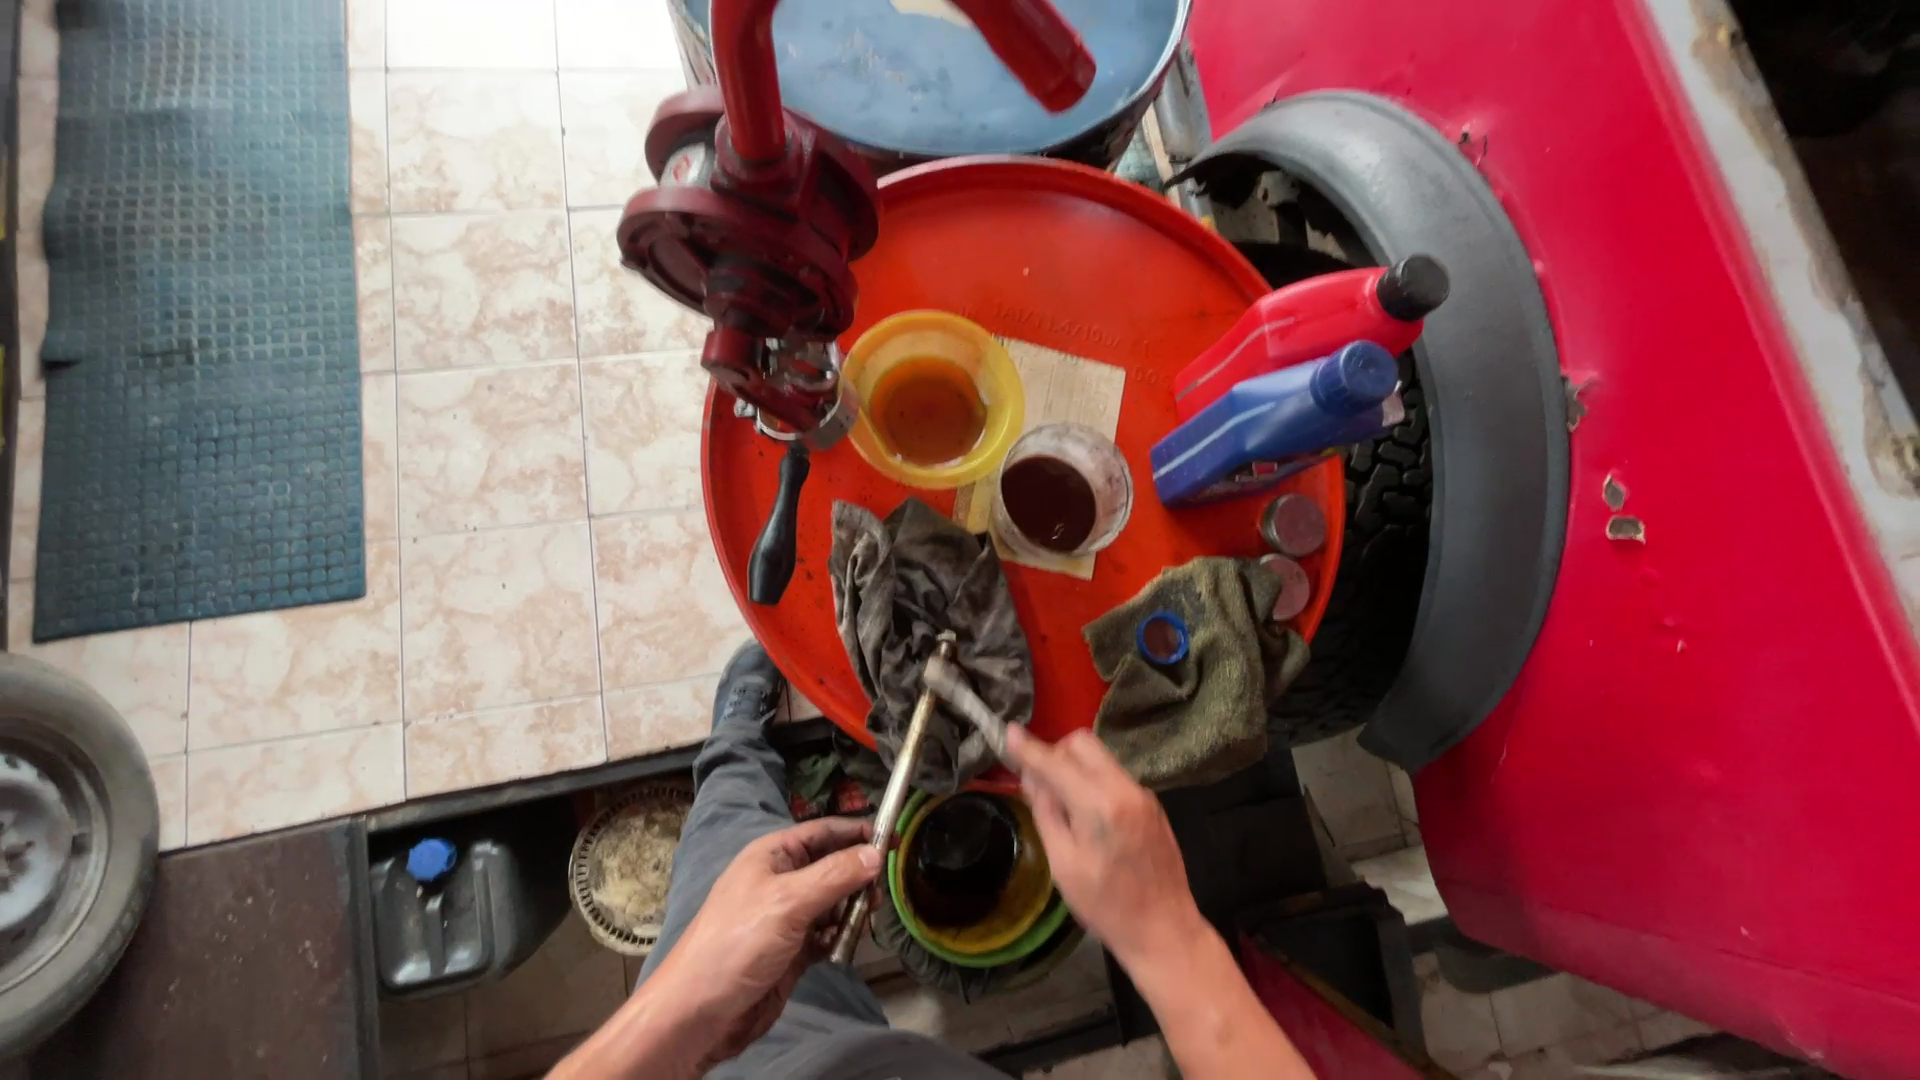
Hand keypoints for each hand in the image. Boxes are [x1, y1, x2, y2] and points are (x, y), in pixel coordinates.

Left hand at [639, 817, 880, 1070]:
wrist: (696, 1015)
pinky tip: (842, 946)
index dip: (858, 832)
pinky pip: (827, 934)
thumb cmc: (737, 944)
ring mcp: (786, 916)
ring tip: (864, 919)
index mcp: (773, 855)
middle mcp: (781, 880)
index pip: (824, 831)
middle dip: (859, 874)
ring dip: (851, 909)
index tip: (894, 838)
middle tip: (880, 891)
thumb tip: (876, 853)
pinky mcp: (791, 950)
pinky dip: (838, 938)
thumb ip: (835, 875)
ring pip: (833, 901)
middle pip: (833, 865)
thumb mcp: (789, 901)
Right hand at [1001, 726, 1204, 967]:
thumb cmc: (1106, 906)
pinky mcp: (1151, 803)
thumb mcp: (1062, 864)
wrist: (1165, 930)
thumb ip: (1045, 811)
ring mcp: (1142, 793)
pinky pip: (1113, 774)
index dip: (1028, 748)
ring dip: (1075, 766)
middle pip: (1082, 744)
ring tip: (1063, 802)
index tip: (1008, 732)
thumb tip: (1031, 775)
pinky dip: (1093, 780)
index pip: (1055, 762)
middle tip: (1040, 781)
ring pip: (1099, 756)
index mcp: (1099, 805)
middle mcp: (1124, 788)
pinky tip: (1088, 814)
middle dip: (1055, 752)